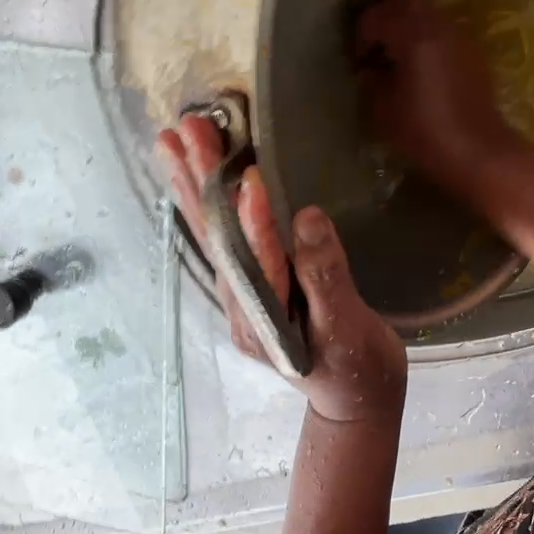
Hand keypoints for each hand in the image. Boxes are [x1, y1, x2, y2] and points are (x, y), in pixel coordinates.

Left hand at [157, 116, 407, 423]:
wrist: (356, 402)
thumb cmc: (359, 371)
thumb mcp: (350, 330)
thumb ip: (327, 278)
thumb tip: (307, 220)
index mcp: (266, 325)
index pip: (254, 265)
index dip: (252, 221)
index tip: (247, 176)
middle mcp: (243, 310)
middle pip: (219, 241)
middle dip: (203, 186)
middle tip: (185, 132)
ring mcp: (245, 301)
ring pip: (216, 238)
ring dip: (195, 188)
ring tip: (175, 142)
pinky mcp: (254, 290)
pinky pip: (228, 243)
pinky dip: (212, 207)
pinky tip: (203, 180)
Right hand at [354, 0, 521, 187]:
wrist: (478, 151)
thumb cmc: (424, 131)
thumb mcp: (382, 110)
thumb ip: (371, 81)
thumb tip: (371, 71)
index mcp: (414, 34)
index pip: (378, 15)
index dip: (361, 36)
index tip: (359, 62)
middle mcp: (439, 25)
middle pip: (406, 0)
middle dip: (385, 17)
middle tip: (375, 46)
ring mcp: (461, 37)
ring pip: (429, 13)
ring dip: (408, 27)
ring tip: (398, 58)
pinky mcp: (474, 53)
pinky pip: (444, 32)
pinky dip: (428, 40)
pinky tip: (422, 71)